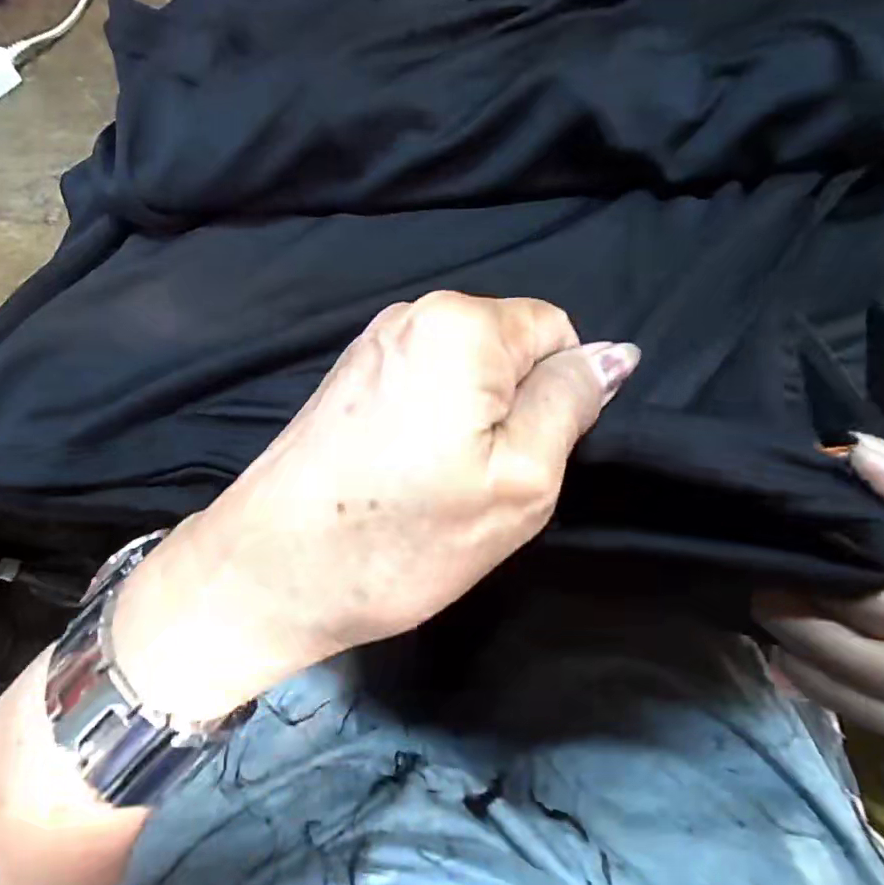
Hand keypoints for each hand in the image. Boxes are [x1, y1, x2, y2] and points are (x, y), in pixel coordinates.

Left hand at [109, 292, 638, 720]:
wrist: (269, 571)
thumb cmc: (404, 534)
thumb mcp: (520, 478)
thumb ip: (570, 402)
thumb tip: (614, 354)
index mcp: (462, 323)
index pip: (555, 331)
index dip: (557, 395)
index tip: (521, 455)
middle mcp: (415, 313)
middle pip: (508, 348)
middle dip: (513, 407)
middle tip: (479, 478)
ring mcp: (375, 342)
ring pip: (467, 371)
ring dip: (472, 420)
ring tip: (437, 481)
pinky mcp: (350, 374)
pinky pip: (425, 383)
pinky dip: (433, 422)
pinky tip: (405, 471)